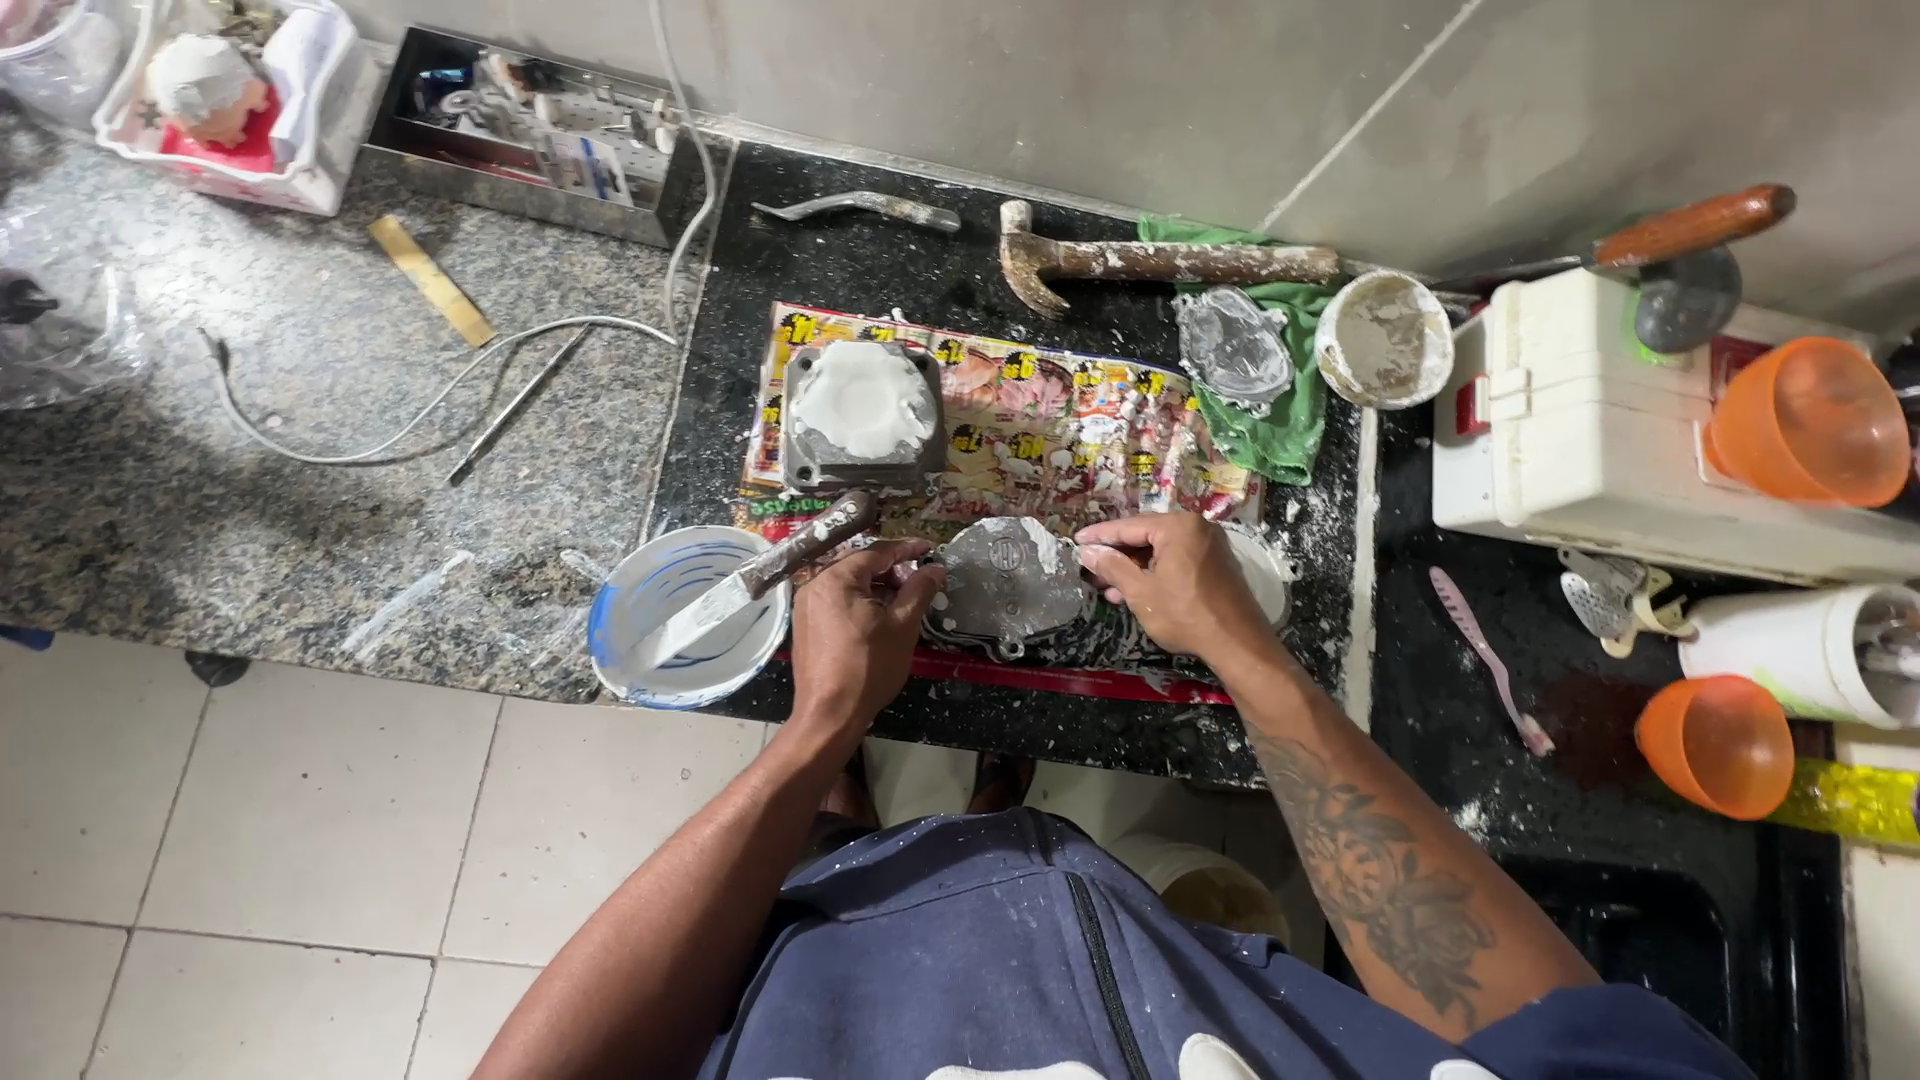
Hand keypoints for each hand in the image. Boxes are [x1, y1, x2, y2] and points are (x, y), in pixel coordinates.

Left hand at [788, 539, 945, 745]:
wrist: (830, 714)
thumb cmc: (868, 668)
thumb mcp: (902, 627)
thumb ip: (919, 591)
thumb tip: (936, 568)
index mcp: (835, 579)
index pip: (876, 553)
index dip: (906, 549)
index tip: (929, 548)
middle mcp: (814, 585)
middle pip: (859, 565)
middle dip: (891, 568)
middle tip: (918, 576)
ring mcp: (805, 605)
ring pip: (847, 583)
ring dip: (875, 585)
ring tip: (903, 597)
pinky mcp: (804, 624)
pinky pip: (835, 600)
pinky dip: (859, 600)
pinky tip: (878, 614)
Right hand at [1075, 512, 1272, 662]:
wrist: (1238, 644)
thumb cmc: (1186, 615)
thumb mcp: (1141, 591)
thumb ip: (1112, 567)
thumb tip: (1088, 552)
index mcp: (1179, 526)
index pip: (1129, 526)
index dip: (1100, 536)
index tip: (1076, 541)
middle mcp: (1197, 527)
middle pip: (1146, 536)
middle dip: (1117, 555)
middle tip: (1090, 568)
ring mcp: (1209, 545)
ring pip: (1160, 551)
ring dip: (1134, 568)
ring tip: (1108, 588)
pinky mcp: (1215, 564)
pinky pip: (1176, 560)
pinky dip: (1154, 573)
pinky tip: (1135, 591)